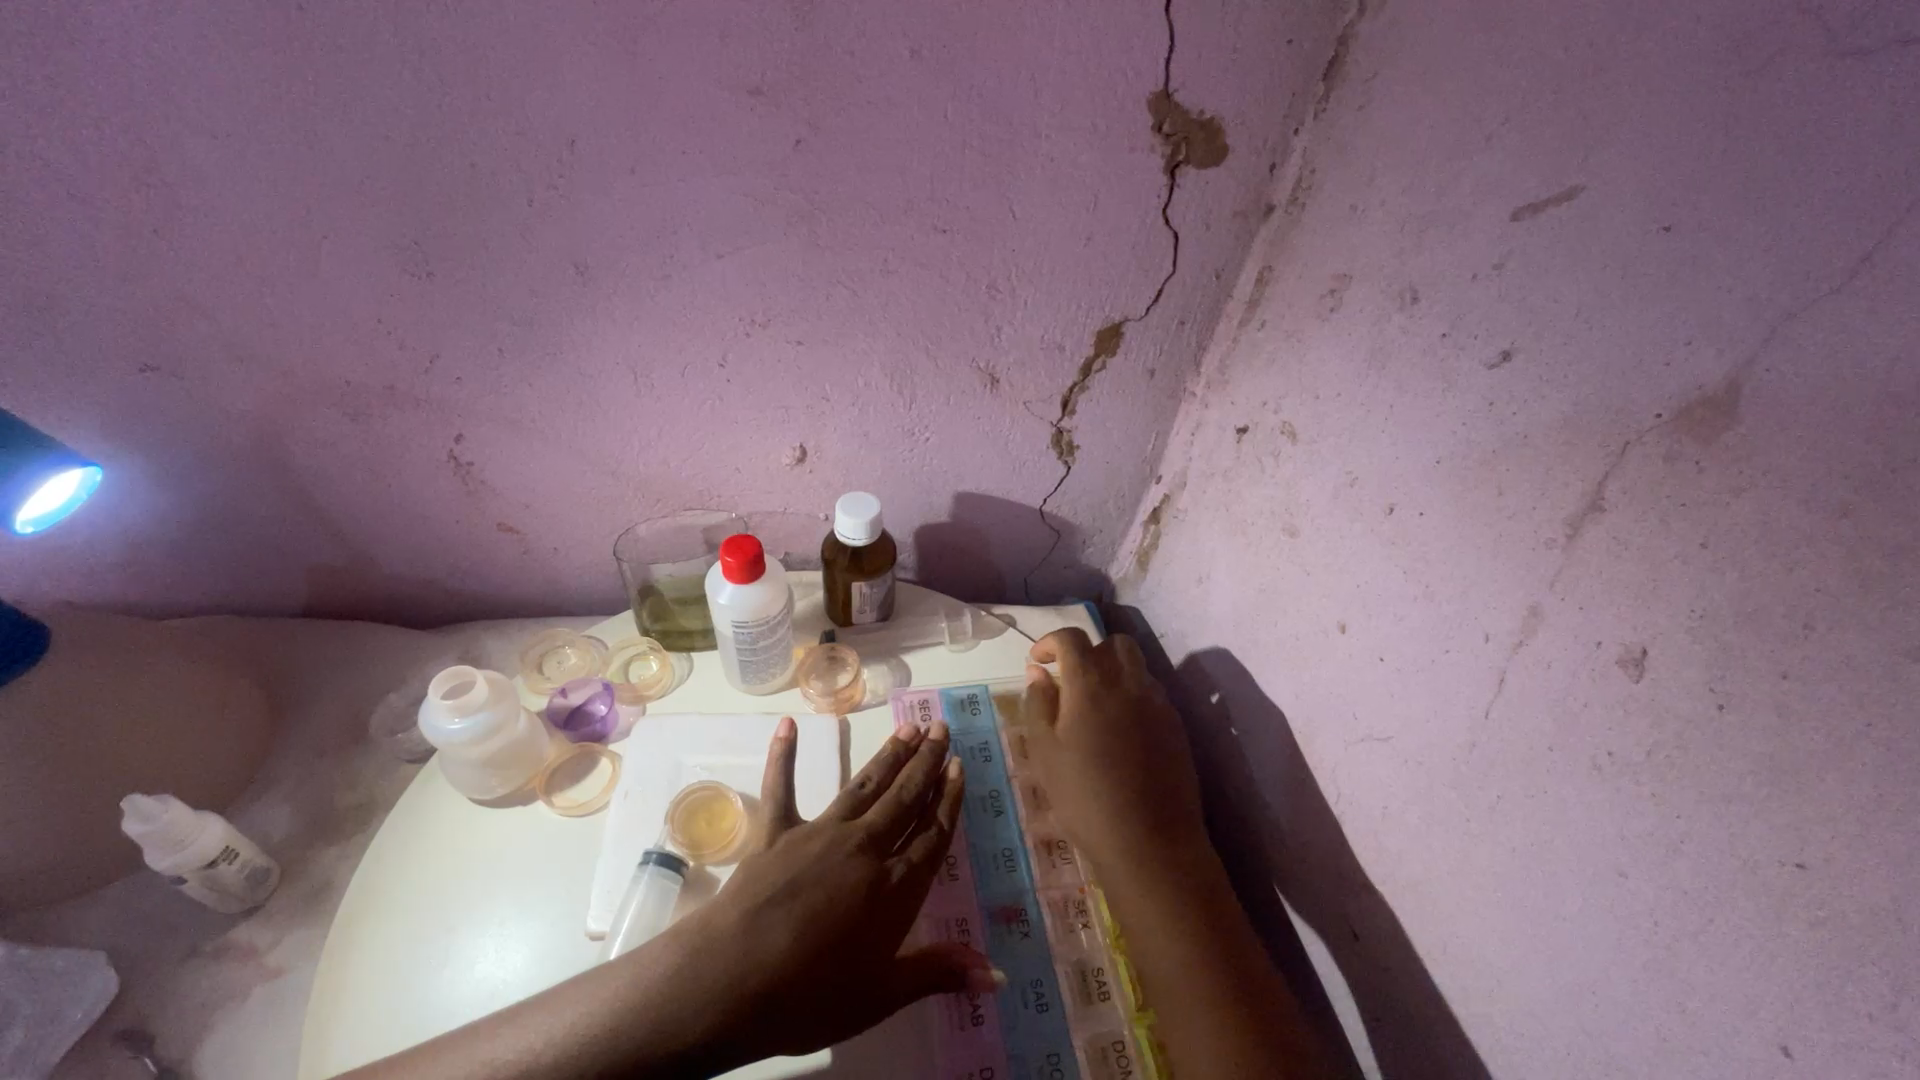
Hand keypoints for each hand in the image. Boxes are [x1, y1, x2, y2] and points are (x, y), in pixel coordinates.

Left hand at [671, 715, 992, 1063]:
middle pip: (904, 799)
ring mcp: (819, 835)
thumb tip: (997, 976)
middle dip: (926, 762)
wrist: (730, 982)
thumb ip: (938, 973)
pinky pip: (781, 788)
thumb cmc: (810, 997)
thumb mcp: (882, 994)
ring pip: (863, 786)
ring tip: (907, 726)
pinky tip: (788, 725)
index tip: (959, 765)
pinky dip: (783, 755)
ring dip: (888, 755)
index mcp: (894, 887)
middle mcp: (864, 849)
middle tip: (941, 726)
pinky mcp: (775, 834)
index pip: (932, 835)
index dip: (948, 799)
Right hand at [1023, 629, 1207, 875]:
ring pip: (1137, 667)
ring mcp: (1159, 704)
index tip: (1037, 662)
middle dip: (1090, 651)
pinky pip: (1153, 694)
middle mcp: (1129, 683)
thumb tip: (1038, 672)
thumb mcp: (1044, 753)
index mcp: (1091, 684)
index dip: (1050, 642)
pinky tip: (1120, 732)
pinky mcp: (1177, 727)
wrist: (1150, 842)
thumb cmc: (1084, 798)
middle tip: (1070, 681)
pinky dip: (1133, 696)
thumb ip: (1038, 704)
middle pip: (1114, 643)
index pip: (1072, 639)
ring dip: (1114, 672)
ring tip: (1095, 707)